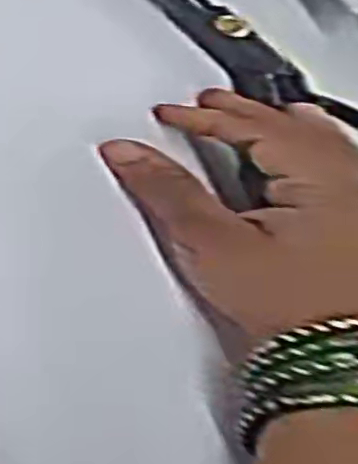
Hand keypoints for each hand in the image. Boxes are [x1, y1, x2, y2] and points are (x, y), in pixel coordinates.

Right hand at [101, 89, 357, 342]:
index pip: (258, 131)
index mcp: (331, 183)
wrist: (348, 361)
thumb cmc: (299, 307)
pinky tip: (308, 164)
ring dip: (294, 131)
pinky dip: (320, 159)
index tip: (172, 112)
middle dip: (254, 115)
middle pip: (305, 135)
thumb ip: (165, 189)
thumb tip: (127, 152)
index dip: (208, 117)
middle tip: (215, 102)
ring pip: (336, 153)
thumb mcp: (211, 242)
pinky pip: (349, 176)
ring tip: (272, 117)